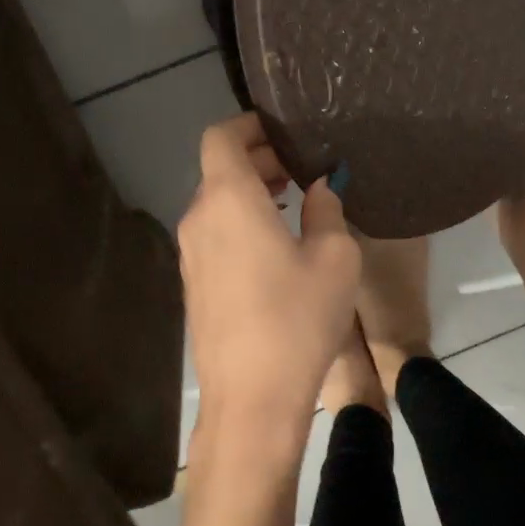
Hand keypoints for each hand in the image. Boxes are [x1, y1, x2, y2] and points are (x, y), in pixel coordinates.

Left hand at [177, 113, 361, 433]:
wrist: (252, 399)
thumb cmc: (297, 318)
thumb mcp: (334, 257)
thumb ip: (326, 210)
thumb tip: (320, 187)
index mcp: (228, 199)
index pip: (220, 136)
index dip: (249, 125)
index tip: (284, 131)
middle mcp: (199, 219)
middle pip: (218, 169)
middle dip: (258, 159)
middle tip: (301, 166)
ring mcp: (191, 256)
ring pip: (216, 204)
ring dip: (250, 193)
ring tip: (294, 202)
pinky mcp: (194, 286)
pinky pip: (215, 235)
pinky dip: (241, 223)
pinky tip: (277, 246)